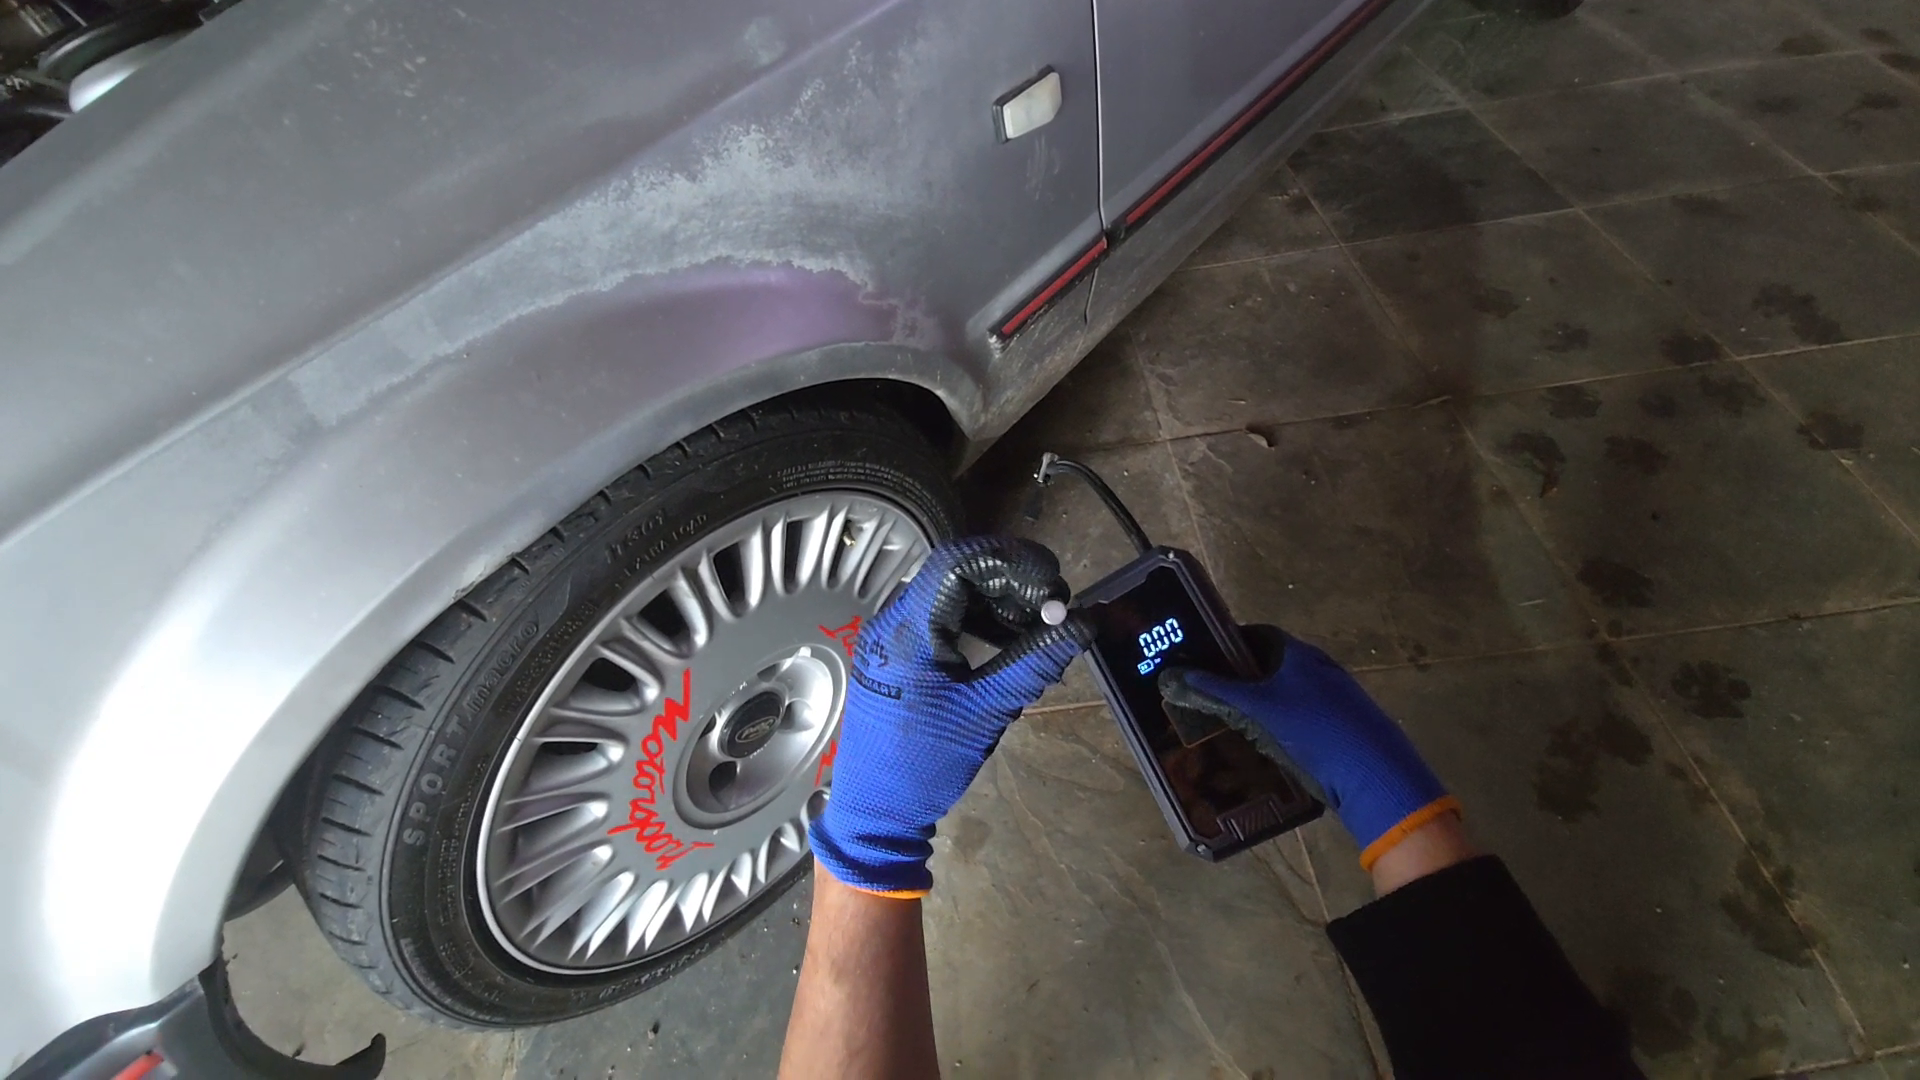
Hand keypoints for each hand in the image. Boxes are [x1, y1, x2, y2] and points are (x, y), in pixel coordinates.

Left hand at [809, 536, 1090, 896]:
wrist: (875, 810)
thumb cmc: (926, 765)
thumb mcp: (986, 711)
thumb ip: (1035, 661)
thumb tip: (1085, 623)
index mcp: (907, 630)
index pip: (959, 563)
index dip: (1012, 562)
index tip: (1052, 585)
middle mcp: (892, 620)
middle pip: (956, 572)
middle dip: (1011, 582)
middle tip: (1053, 608)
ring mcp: (891, 635)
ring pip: (951, 592)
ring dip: (999, 601)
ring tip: (1038, 628)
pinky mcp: (898, 651)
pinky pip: (942, 616)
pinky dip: (979, 620)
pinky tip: (1009, 643)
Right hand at [1159, 627, 1458, 869]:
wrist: (1375, 776)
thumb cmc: (1312, 729)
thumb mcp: (1256, 708)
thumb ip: (1214, 691)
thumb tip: (1172, 676)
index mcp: (1300, 654)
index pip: (1259, 635)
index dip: (1230, 644)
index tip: (1206, 659)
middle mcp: (1320, 667)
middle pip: (1273, 664)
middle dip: (1243, 677)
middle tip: (1213, 693)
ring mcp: (1337, 697)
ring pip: (1289, 691)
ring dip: (1263, 702)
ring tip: (1234, 720)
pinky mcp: (1346, 725)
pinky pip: (1305, 715)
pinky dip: (1283, 722)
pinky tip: (1269, 742)